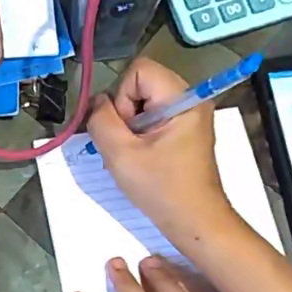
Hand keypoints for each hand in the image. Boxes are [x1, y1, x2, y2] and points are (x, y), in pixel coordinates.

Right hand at [86, 58, 240, 246]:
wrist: (195, 221)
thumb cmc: (161, 190)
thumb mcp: (120, 154)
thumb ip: (100, 120)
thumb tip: (96, 103)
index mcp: (183, 98)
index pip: (139, 70)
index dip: (122, 97)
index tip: (127, 131)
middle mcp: (190, 99)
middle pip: (141, 83)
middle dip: (124, 111)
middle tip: (128, 145)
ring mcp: (189, 115)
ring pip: (144, 101)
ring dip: (130, 125)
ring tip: (134, 154)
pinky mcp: (185, 130)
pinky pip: (153, 117)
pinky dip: (140, 134)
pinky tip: (141, 157)